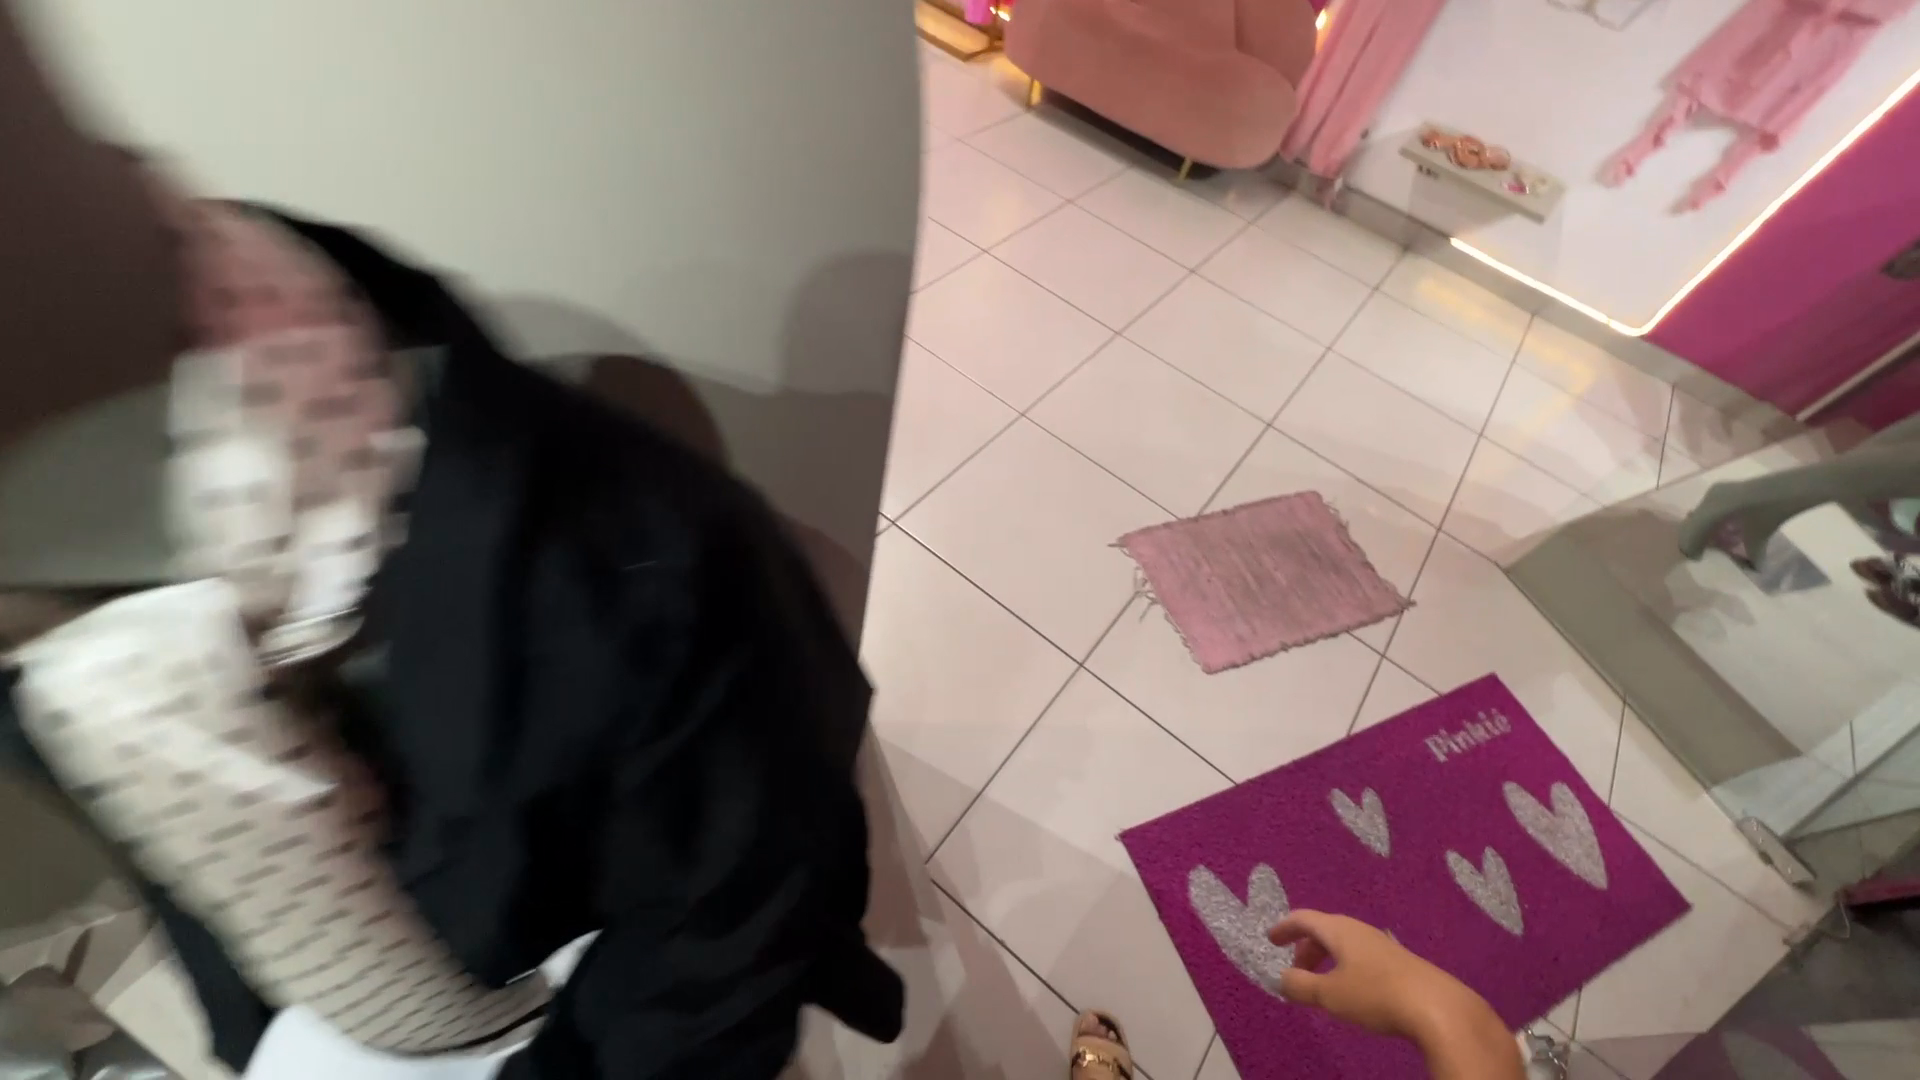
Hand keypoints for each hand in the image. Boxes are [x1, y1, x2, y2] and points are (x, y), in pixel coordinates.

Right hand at [1269, 911, 1485, 1040]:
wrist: (1441, 1009)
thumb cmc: (1376, 995)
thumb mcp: (1330, 995)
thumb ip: (1300, 985)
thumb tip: (1281, 978)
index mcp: (1338, 930)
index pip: (1303, 919)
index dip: (1285, 928)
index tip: (1271, 938)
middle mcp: (1359, 931)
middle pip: (1325, 931)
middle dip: (1306, 948)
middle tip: (1296, 970)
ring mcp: (1383, 946)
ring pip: (1346, 945)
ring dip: (1328, 960)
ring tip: (1324, 985)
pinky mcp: (1402, 965)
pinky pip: (1363, 957)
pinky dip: (1348, 968)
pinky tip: (1356, 992)